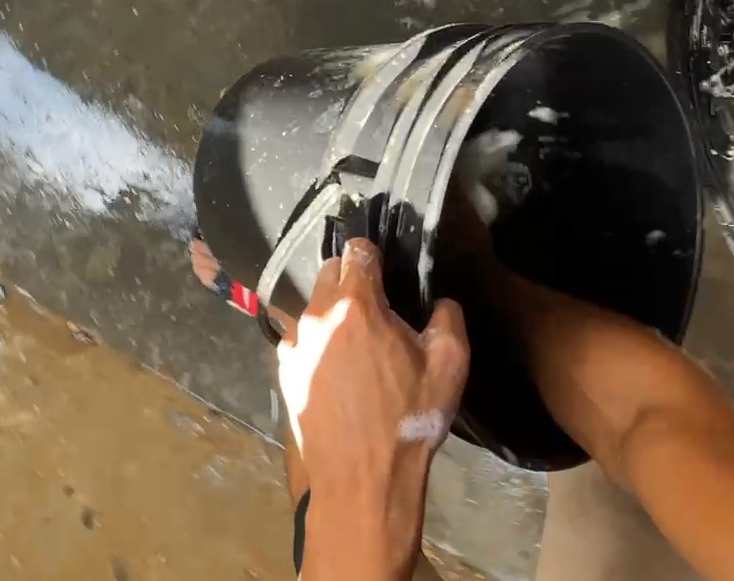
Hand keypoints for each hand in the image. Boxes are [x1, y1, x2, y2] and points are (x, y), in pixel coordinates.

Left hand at [278, 239, 469, 580]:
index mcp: (356, 303)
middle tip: (375, 310)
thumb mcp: (449, 364)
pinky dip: (316, 345)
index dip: (374, 255)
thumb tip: (439, 301)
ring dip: (332, 315)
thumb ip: (447, 316)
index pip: (357, 250)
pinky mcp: (283, 372)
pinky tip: (335, 373)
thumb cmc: (408, 419)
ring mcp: (294, 344)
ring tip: (355, 347)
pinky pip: (300, 341)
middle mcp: (317, 314)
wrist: (363, 482)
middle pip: (329, 272)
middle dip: (350, 281)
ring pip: (312, 307)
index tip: (385, 272)